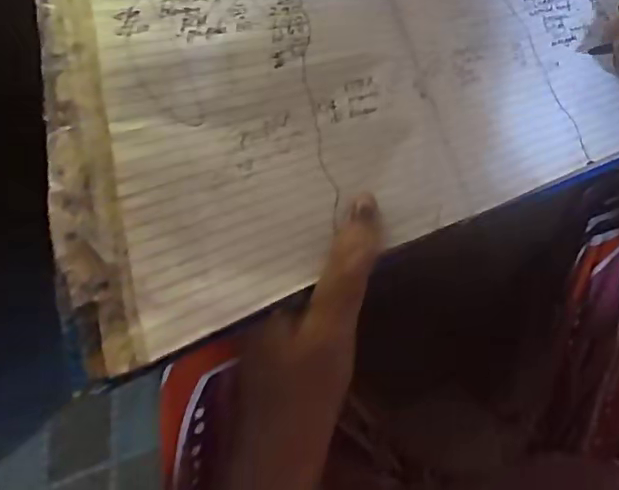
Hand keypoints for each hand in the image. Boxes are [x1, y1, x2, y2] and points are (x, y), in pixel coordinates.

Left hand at [222, 194, 382, 489]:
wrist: (286, 464)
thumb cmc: (302, 394)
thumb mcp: (330, 328)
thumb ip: (346, 270)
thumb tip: (364, 201)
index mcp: (254, 284)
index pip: (274, 223)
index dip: (302, 192)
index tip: (326, 159)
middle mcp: (255, 288)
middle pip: (286, 236)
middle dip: (315, 207)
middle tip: (347, 166)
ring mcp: (268, 307)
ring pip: (298, 256)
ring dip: (323, 234)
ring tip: (353, 197)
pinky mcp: (284, 323)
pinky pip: (306, 277)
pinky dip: (326, 261)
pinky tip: (349, 249)